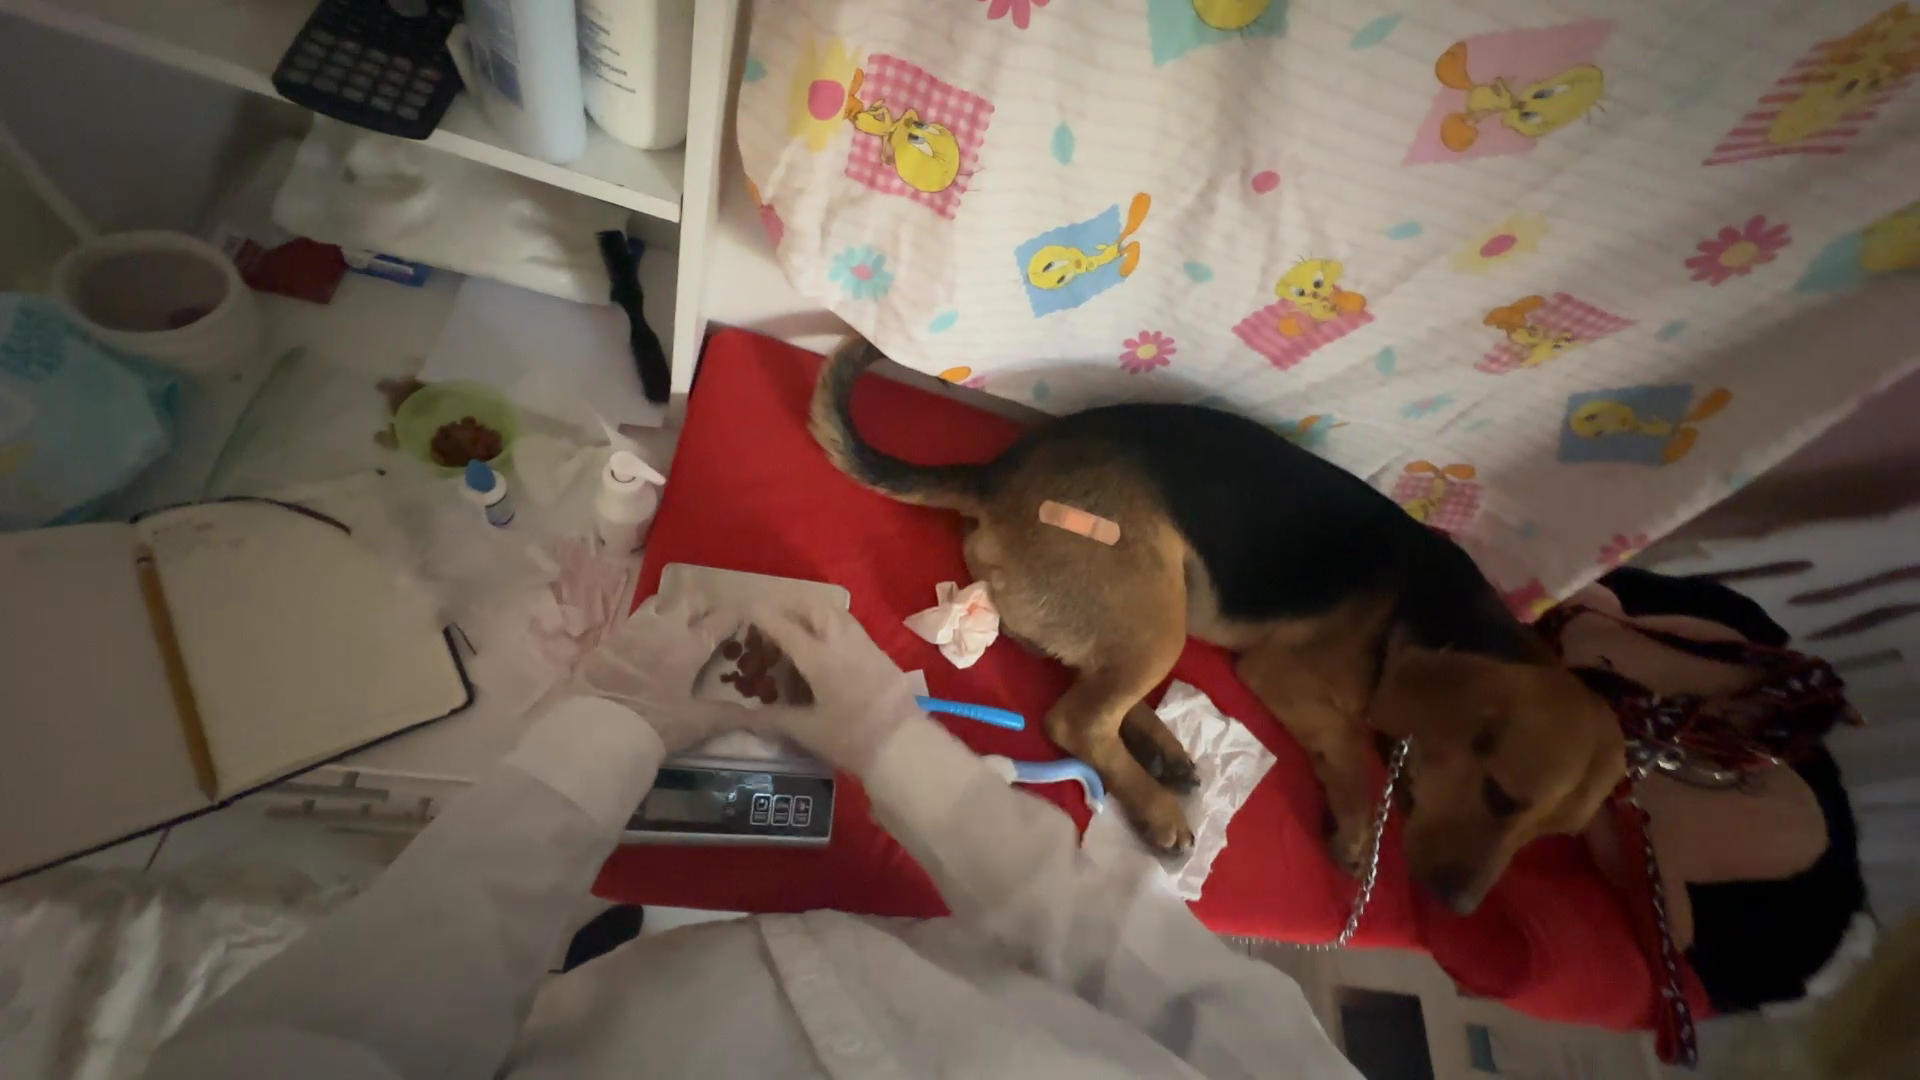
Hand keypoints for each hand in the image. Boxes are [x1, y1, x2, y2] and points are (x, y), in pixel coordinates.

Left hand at [575, 594, 748, 754]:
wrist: (596, 729)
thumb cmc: (655, 724)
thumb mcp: (697, 723)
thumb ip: (728, 715)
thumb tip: (762, 717)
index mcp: (691, 645)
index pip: (721, 619)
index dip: (734, 617)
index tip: (741, 619)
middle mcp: (666, 627)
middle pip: (690, 600)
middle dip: (703, 606)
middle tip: (709, 620)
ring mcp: (635, 629)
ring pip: (660, 600)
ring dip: (674, 606)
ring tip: (678, 621)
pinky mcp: (611, 638)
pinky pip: (636, 617)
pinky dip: (648, 620)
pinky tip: (649, 636)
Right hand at [744, 604, 922, 774]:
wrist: (903, 744)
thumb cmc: (851, 739)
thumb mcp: (807, 731)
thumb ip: (773, 720)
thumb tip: (744, 717)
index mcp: (820, 659)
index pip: (786, 629)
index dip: (765, 616)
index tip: (749, 607)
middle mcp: (843, 643)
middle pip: (815, 609)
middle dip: (792, 607)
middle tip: (775, 617)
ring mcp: (866, 645)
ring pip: (838, 613)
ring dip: (815, 612)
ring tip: (800, 625)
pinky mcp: (881, 653)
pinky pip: (852, 627)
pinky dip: (834, 624)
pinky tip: (828, 642)